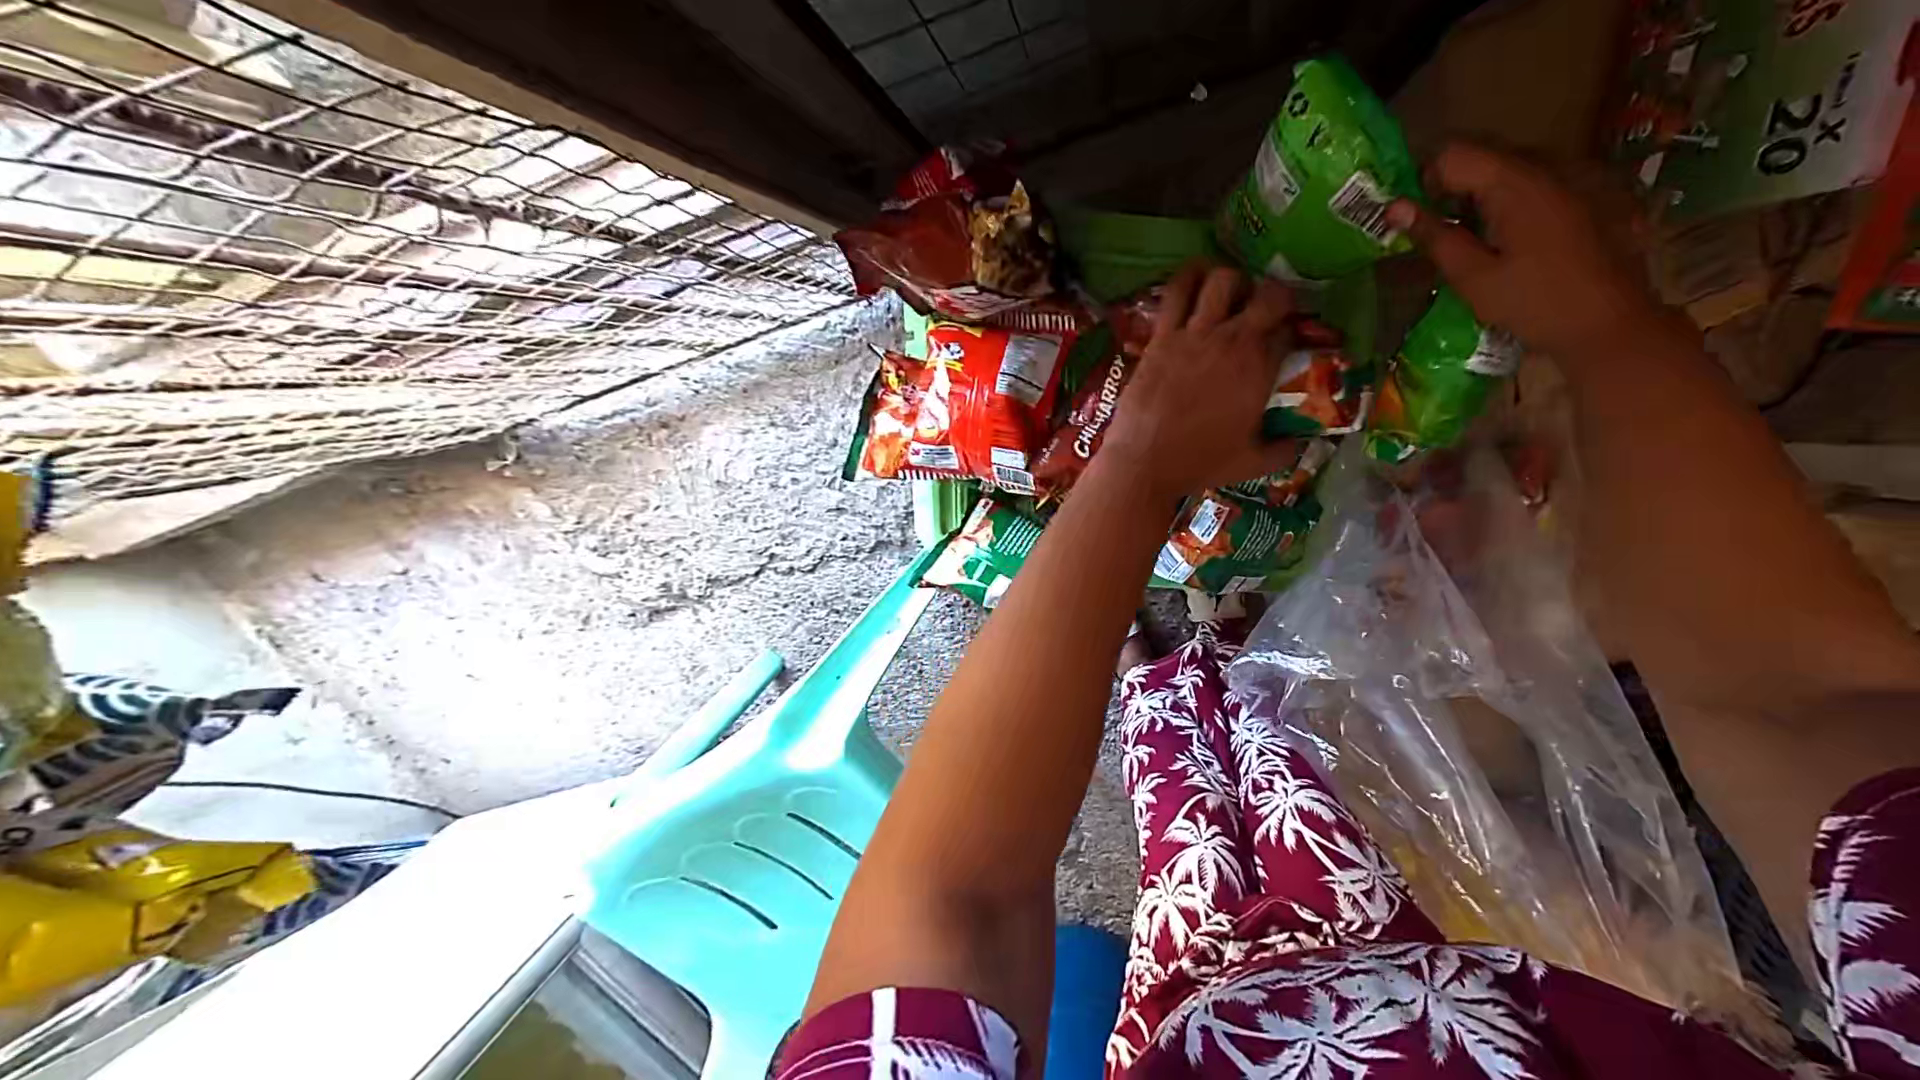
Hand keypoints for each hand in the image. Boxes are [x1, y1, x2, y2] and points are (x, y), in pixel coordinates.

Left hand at [1100, 262, 1297, 499]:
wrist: (1145, 461)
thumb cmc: (1200, 464)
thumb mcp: (1253, 462)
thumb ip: (1283, 449)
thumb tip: (1302, 443)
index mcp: (1260, 370)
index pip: (1288, 331)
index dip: (1292, 329)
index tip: (1287, 336)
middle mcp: (1232, 342)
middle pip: (1267, 296)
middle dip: (1276, 296)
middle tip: (1266, 308)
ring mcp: (1194, 335)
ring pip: (1221, 281)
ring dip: (1231, 280)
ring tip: (1229, 291)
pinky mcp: (1161, 336)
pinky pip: (1176, 292)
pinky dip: (1188, 277)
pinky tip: (1193, 276)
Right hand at [1385, 143, 1668, 357]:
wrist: (1610, 322)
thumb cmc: (1533, 303)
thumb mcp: (1472, 277)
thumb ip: (1434, 236)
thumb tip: (1393, 208)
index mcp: (1517, 184)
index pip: (1453, 154)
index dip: (1423, 179)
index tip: (1412, 216)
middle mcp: (1549, 167)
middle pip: (1484, 156)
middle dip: (1450, 186)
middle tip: (1434, 230)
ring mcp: (1576, 177)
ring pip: (1511, 169)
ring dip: (1480, 195)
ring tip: (1469, 238)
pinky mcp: (1591, 193)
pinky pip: (1538, 182)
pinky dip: (1510, 201)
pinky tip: (1508, 240)